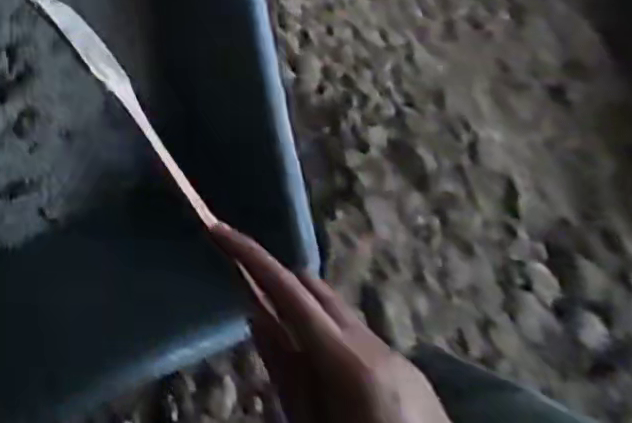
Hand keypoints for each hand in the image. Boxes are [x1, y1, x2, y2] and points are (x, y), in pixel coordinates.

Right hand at [210, 224, 449, 422]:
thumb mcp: (310, 421)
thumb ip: (283, 366)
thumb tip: (256, 314)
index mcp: (345, 358)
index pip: (286, 286)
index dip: (248, 253)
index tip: (216, 228)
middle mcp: (375, 345)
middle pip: (313, 287)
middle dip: (276, 280)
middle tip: (242, 287)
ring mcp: (400, 359)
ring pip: (337, 311)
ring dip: (304, 310)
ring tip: (283, 339)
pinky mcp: (415, 376)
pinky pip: (360, 338)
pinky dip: (331, 337)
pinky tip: (324, 371)